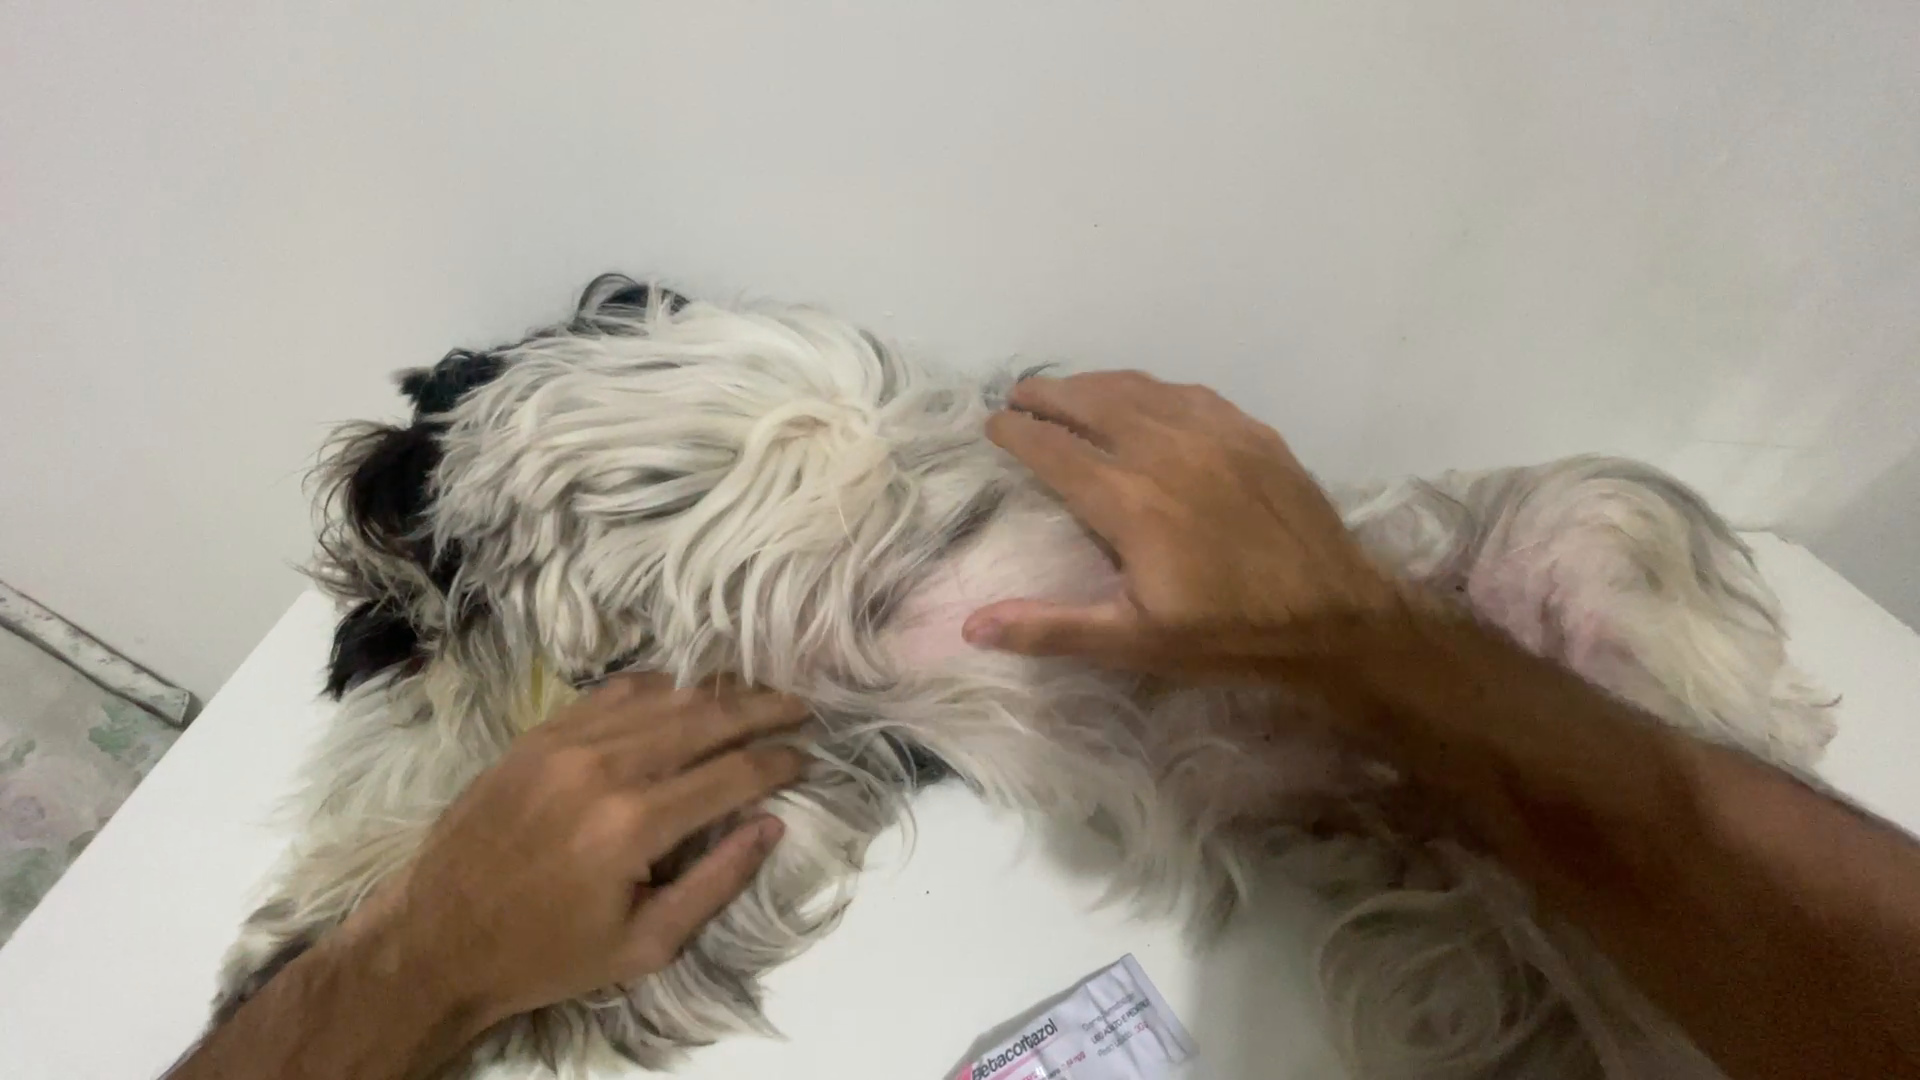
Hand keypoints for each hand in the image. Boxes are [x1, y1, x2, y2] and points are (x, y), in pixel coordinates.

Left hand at [337, 674, 809, 1027]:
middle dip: (767, 707)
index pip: (735, 773)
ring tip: (759, 693)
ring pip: (671, 695)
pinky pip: (621, 689)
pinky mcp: (543, 729)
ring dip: (724, 691)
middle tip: (802, 706)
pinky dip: (666, 685)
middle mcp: (607, 767)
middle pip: (711, 717)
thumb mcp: (645, 946)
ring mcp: (570, 739)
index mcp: (634, 826)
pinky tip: (689, 691)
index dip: (781, 761)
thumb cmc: (547, 953)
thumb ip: (718, 881)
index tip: (807, 758)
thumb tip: (773, 822)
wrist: (432, 940)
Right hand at [963, 372, 1401, 673]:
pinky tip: (1143, 396)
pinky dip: (1149, 388)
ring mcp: (1213, 434)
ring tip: (1067, 388)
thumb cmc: (1225, 634)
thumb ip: (1049, 627)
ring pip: (1137, 389)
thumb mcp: (1132, 641)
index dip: (1016, 432)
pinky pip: (1187, 393)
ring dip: (1093, 384)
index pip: (1053, 450)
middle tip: (1019, 393)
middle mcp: (1164, 452)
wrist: (1335, 618)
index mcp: (1128, 502)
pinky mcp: (1251, 432)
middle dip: (1046, 394)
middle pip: (1089, 403)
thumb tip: (971, 625)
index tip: (993, 424)